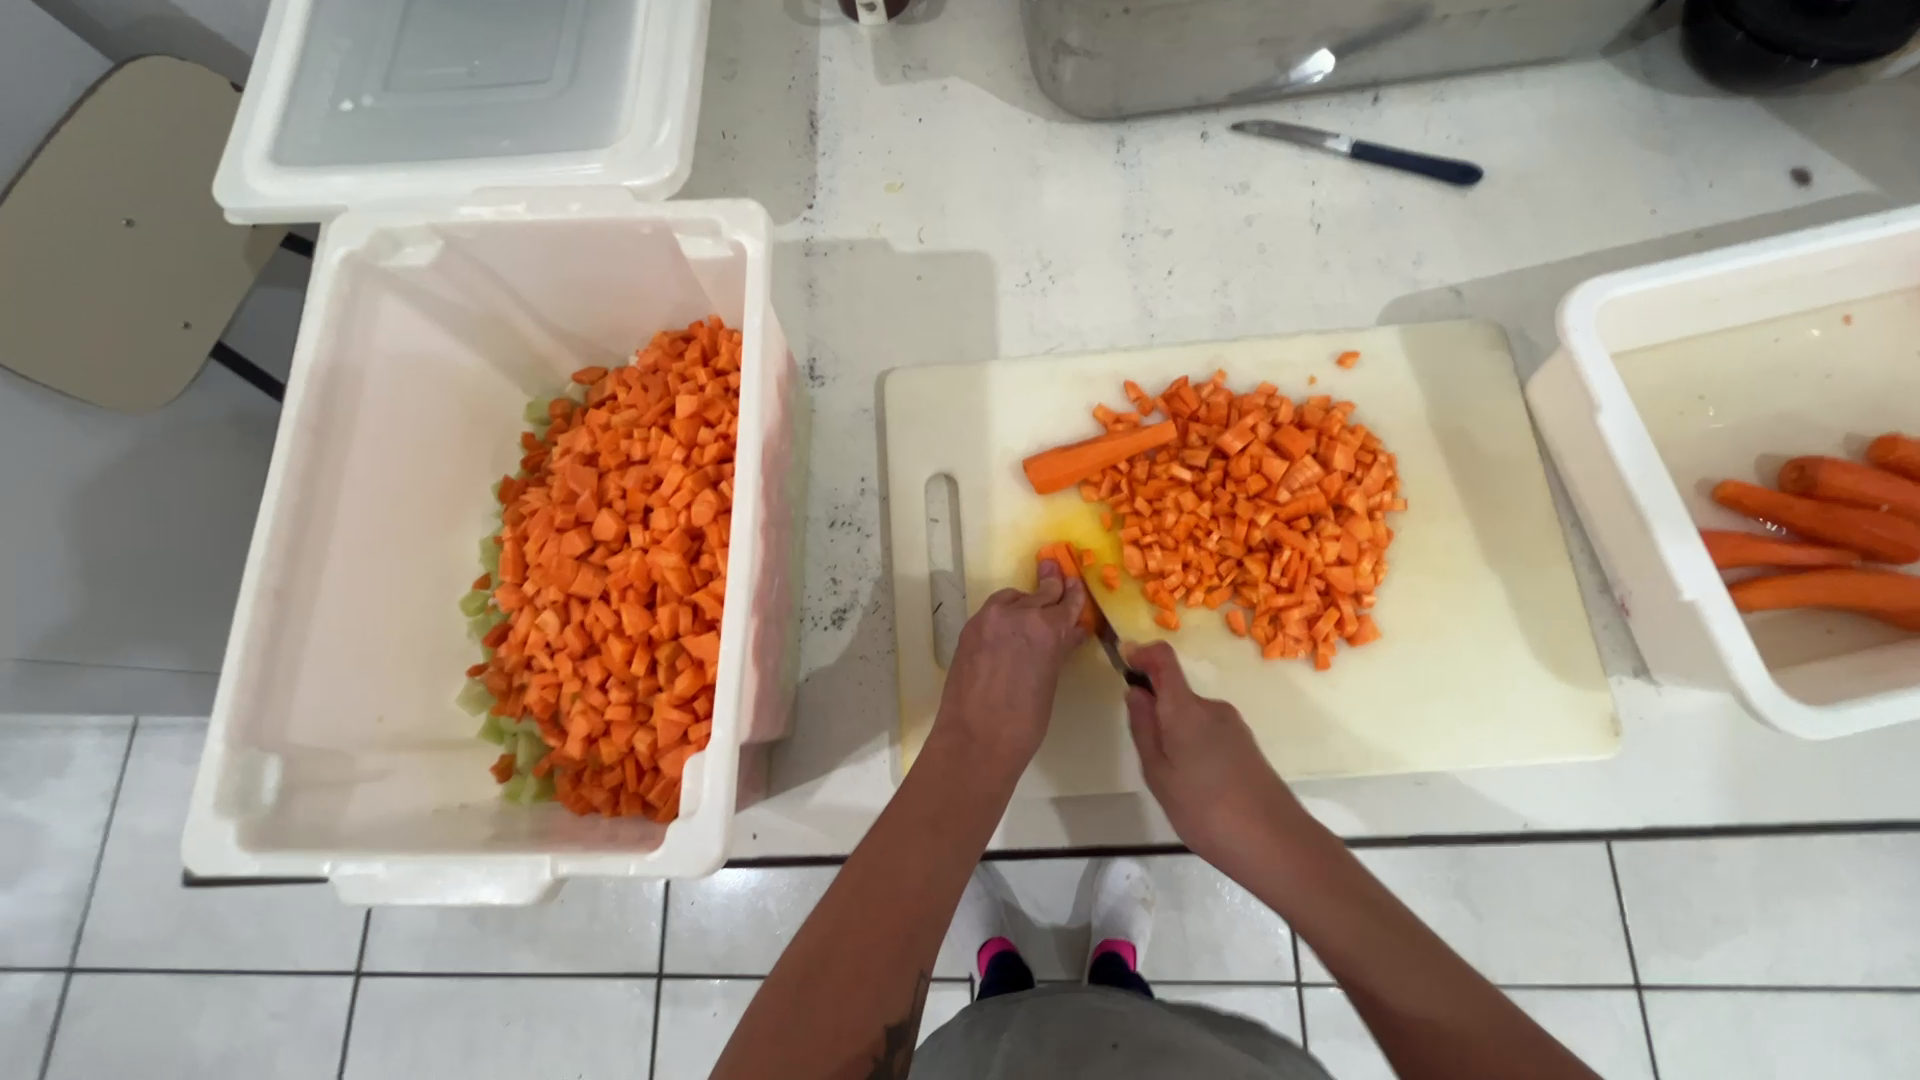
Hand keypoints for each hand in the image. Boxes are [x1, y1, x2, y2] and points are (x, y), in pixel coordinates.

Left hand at [931, 561, 1087, 769]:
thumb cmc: (1024, 721)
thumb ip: (1059, 651)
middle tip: (1056, 574)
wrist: (975, 739)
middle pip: (1039, 595)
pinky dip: (1004, 614)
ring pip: (1013, 598)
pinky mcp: (969, 630)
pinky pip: (993, 612)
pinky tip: (1008, 628)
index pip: (1065, 603)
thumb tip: (1071, 634)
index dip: (1073, 593)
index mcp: (1045, 628)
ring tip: (1031, 609)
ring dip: (1024, 602)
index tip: (1076, 581)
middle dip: (1051, 589)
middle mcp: (1016, 614)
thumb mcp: (1050, 681)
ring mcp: (988, 619)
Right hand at [1124, 642, 1304, 867]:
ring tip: (1176, 783)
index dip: (1142, 654)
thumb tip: (1136, 692)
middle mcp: (1213, 708)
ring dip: (1175, 735)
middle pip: (1176, 692)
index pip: (1163, 658)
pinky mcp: (1246, 745)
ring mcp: (1234, 726)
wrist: (1276, 844)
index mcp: (1186, 709)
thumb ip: (1143, 728)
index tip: (1125, 668)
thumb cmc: (1205, 810)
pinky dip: (1194, 747)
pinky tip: (1199, 788)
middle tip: (1149, 759)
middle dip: (1155, 713)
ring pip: (1191, 716)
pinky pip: (1209, 732)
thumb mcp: (1158, 773)